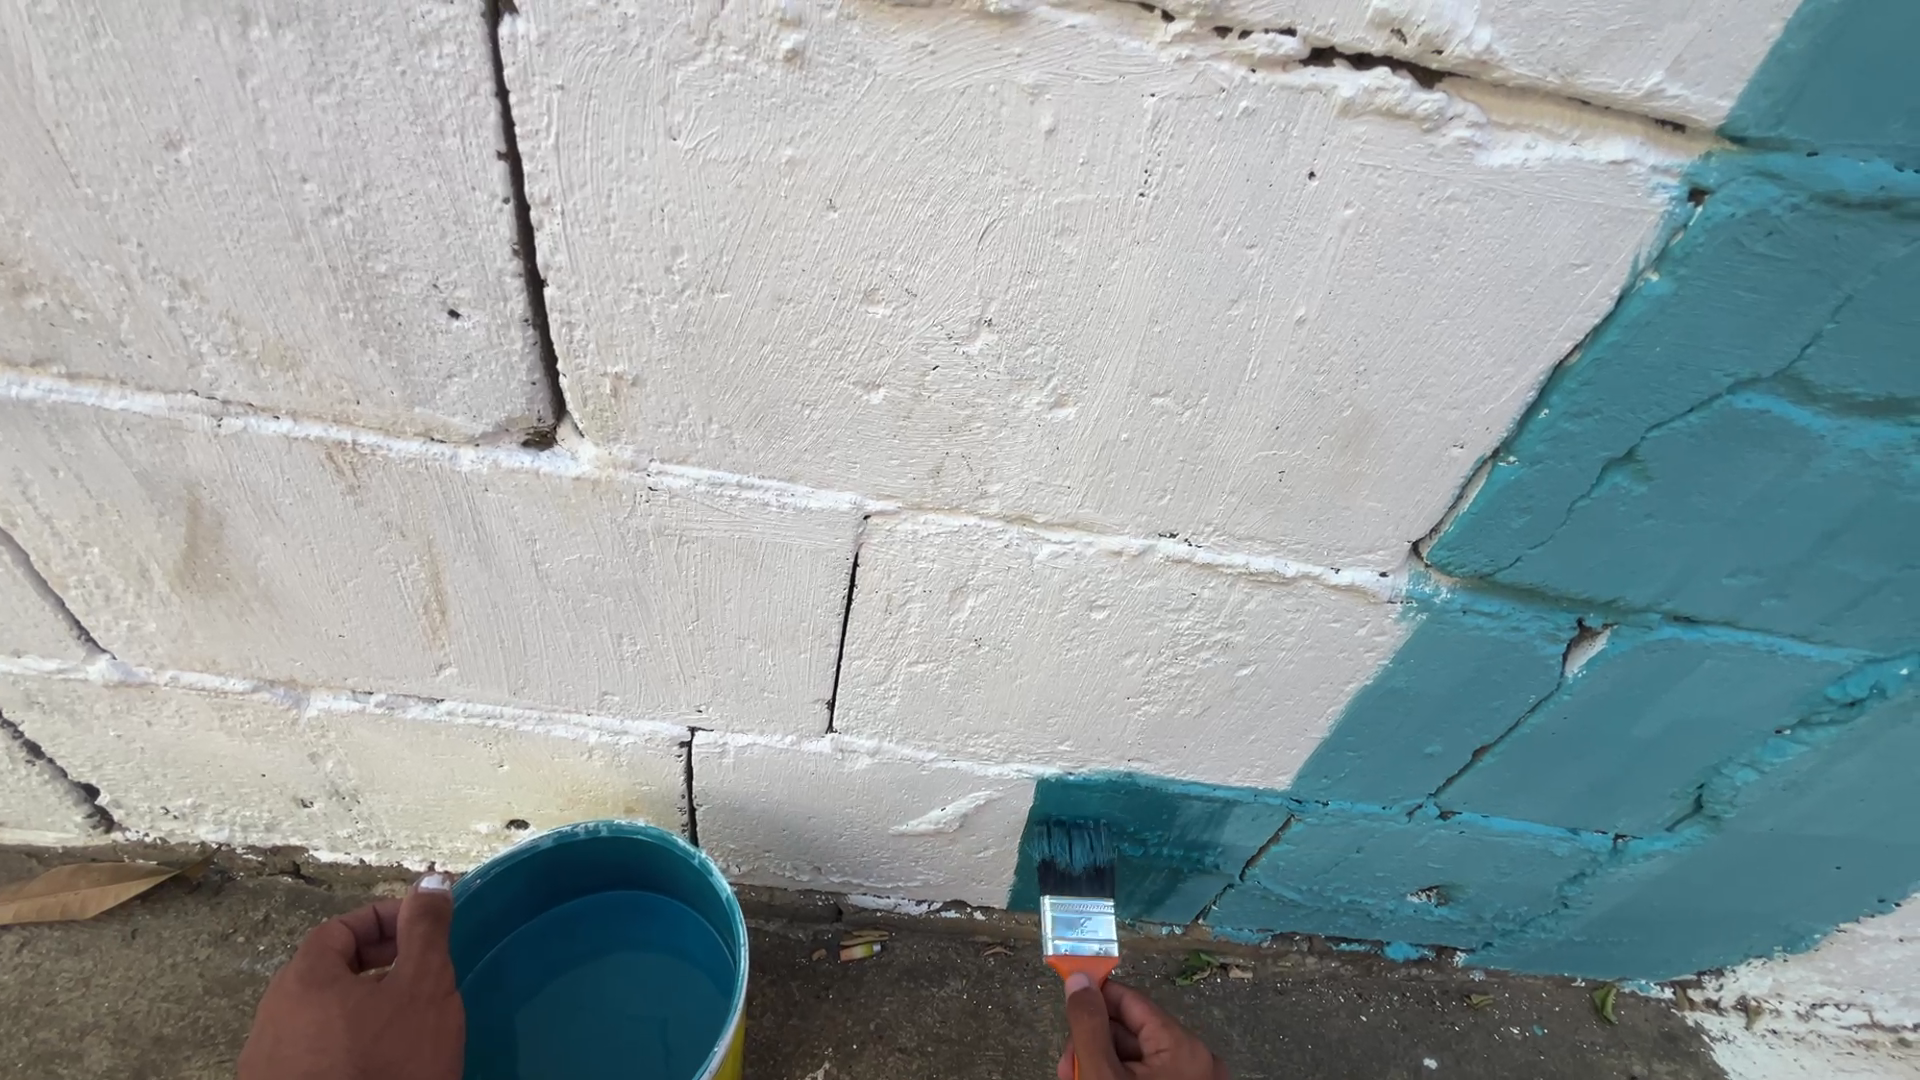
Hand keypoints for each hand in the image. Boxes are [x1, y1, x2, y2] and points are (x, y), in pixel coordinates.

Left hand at [237, 874, 464, 1079]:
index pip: (338, 928)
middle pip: (325, 967)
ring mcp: (266, 1066)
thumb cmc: (390, 1058)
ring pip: (319, 1009)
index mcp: (301, 984)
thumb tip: (430, 881)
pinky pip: (312, 1047)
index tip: (426, 931)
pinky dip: (348, 1034)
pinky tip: (381, 1053)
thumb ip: (426, 928)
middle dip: (378, 956)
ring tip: (406, 1011)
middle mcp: (269, 1020)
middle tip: (420, 967)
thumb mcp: (424, 983)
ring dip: (365, 996)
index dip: (385, 918)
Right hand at [1060, 973, 1227, 1079]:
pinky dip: (1120, 1076)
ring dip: (1102, 1061)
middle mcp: (1198, 1059)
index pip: (1129, 1000)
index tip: (1067, 1002)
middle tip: (1068, 1066)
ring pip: (1136, 1057)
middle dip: (1093, 1042)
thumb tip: (1078, 978)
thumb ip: (1089, 1025)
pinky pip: (1148, 1075)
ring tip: (1077, 1077)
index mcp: (1184, 1046)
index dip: (1094, 998)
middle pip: (1130, 1030)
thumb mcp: (1104, 1074)